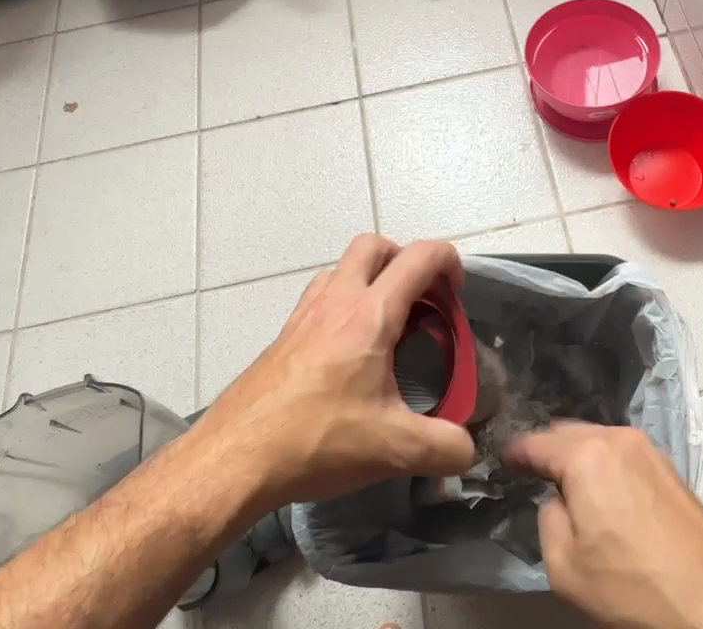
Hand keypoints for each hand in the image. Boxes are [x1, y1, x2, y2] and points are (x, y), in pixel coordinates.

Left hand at [195, 235, 477, 504]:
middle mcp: (336, 301)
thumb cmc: (317, 441)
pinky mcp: (283, 336)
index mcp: (370, 316)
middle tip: (421, 302)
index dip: (448, 262)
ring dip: (371, 279)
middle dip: (405, 260)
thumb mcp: (394, 450)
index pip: (418, 257)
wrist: (235, 458)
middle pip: (374, 245)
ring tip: (386, 326)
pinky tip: (349, 353)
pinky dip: (343, 304)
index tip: (457, 296)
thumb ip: (444, 447)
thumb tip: (467, 450)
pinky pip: (320, 297)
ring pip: (341, 268)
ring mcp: (304, 315)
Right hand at [508, 422, 702, 628]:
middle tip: (532, 472)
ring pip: (598, 439)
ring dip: (578, 454)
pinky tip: (603, 490)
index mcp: (586, 455)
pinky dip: (604, 463)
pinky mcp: (670, 466)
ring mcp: (648, 448)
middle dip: (548, 449)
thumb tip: (557, 501)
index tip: (503, 460)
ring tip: (566, 481)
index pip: (537, 442)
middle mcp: (618, 438)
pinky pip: (623, 452)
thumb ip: (548, 520)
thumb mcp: (565, 566)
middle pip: (569, 432)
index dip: (515, 452)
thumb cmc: (633, 585)